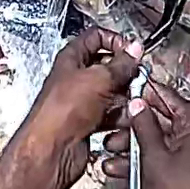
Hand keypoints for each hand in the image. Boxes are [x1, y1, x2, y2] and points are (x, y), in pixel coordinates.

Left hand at [18, 27, 140, 188]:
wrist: (52, 150)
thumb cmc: (62, 111)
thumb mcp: (99, 79)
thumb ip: (120, 64)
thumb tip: (134, 50)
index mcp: (72, 58)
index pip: (96, 38)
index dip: (115, 41)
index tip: (132, 51)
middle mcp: (75, 77)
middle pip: (106, 67)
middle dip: (124, 75)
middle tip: (137, 80)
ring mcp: (81, 101)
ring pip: (111, 93)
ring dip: (123, 99)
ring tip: (131, 103)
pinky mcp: (87, 122)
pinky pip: (109, 115)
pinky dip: (118, 118)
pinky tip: (124, 121)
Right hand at [102, 80, 189, 188]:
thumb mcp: (157, 160)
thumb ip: (145, 128)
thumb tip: (137, 104)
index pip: (166, 95)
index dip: (142, 92)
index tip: (122, 92)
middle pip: (160, 119)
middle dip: (132, 124)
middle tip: (109, 126)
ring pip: (158, 142)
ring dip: (133, 147)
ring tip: (108, 150)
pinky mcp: (187, 179)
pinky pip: (162, 162)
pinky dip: (143, 165)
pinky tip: (119, 170)